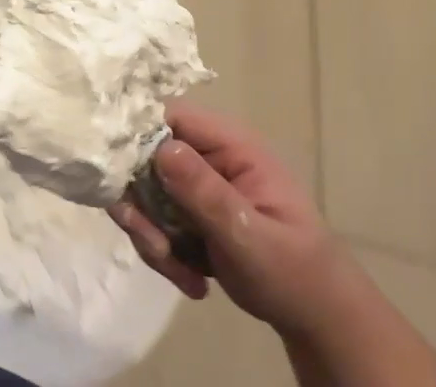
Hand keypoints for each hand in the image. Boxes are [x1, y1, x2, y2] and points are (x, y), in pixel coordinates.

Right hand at [108, 102, 358, 336]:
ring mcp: (194, 183)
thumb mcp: (251, 237)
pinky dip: (158, 249)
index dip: (134, 134)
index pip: (168, 115)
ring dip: (149, 234)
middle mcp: (207, 156)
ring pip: (141, 191)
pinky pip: (149, 218)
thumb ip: (206, 194)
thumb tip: (160, 148)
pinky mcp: (184, 209)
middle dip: (140, 205)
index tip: (115, 173)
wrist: (319, 321)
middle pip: (142, 156)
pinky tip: (189, 277)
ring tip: (180, 271)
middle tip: (157, 246)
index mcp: (232, 146)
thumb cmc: (298, 275)